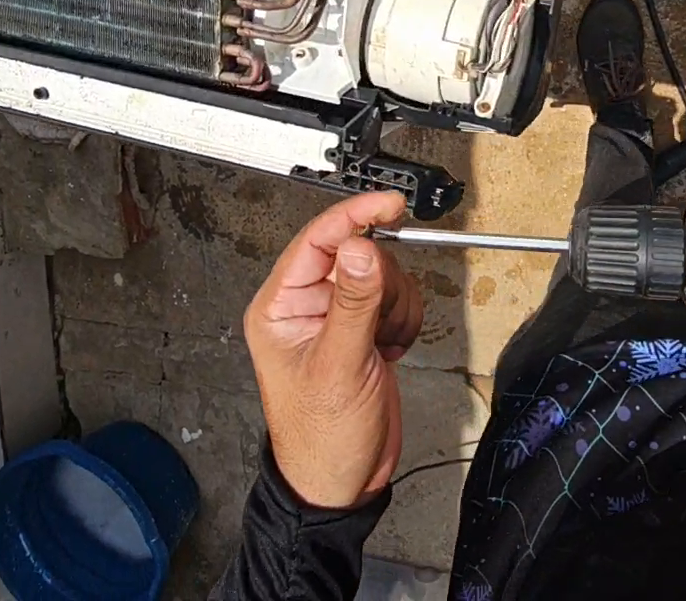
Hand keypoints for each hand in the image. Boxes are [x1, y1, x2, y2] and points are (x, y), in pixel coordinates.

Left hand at [244, 192, 422, 508]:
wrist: (345, 480)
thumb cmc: (321, 437)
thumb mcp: (339, 367)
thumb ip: (354, 303)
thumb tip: (360, 247)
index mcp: (281, 306)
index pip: (318, 239)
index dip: (355, 215)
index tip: (390, 204)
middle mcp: (308, 303)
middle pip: (359, 252)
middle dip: (383, 283)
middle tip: (381, 320)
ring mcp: (339, 314)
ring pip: (385, 273)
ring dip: (397, 305)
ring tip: (383, 342)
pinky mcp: (365, 325)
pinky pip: (398, 296)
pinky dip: (404, 319)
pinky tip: (389, 347)